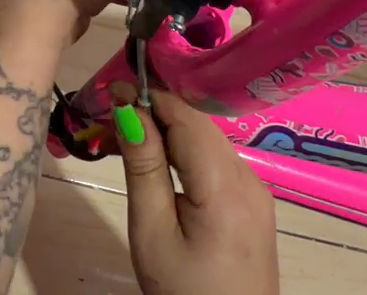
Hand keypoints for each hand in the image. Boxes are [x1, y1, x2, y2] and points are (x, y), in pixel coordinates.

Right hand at [117, 90, 278, 294]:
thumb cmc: (182, 292)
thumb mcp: (152, 230)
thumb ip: (143, 165)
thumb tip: (128, 107)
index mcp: (226, 187)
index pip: (185, 117)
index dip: (148, 96)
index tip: (109, 92)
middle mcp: (249, 180)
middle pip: (198, 124)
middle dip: (155, 110)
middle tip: (111, 116)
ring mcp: (256, 193)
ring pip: (207, 138)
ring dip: (169, 129)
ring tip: (129, 138)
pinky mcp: (254, 205)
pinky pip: (216, 159)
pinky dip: (185, 150)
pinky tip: (159, 163)